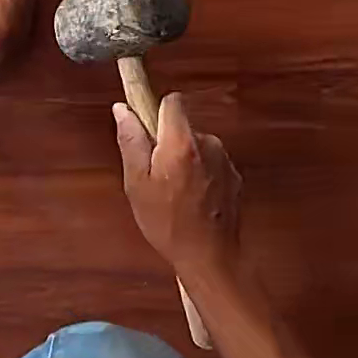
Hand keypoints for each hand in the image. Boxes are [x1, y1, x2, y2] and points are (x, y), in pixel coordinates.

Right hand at [113, 93, 243, 277]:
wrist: (209, 257)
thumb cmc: (168, 224)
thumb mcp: (136, 183)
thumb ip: (130, 141)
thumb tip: (123, 109)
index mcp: (181, 143)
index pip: (172, 101)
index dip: (155, 109)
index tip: (144, 125)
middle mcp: (208, 144)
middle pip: (182, 126)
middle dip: (166, 142)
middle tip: (153, 173)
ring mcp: (224, 160)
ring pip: (196, 146)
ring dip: (183, 160)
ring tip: (172, 192)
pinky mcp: (234, 175)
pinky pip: (209, 162)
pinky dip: (198, 174)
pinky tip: (190, 200)